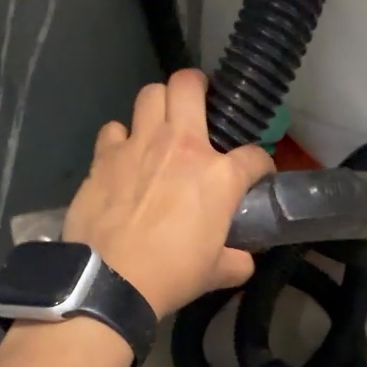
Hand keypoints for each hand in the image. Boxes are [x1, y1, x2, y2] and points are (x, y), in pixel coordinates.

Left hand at [62, 70, 274, 318]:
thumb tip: (243, 259)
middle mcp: (181, 146)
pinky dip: (120, 139)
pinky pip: (114, 130)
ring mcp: (139, 145)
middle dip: (198, 87)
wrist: (112, 281)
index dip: (262, 165)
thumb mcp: (215, 274)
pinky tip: (123, 156)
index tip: (257, 175)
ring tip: (160, 124)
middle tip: (199, 104)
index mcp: (219, 176)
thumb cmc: (172, 275)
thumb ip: (235, 260)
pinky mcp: (104, 156)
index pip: (255, 157)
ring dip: (159, 105)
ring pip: (150, 94)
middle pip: (190, 86)